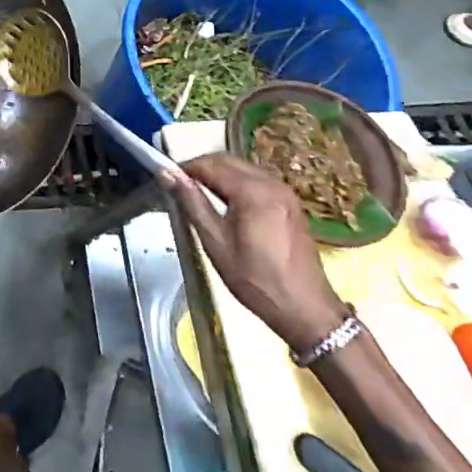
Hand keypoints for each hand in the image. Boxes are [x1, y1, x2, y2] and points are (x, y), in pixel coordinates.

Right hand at [163, 154, 349, 351]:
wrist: (305, 309)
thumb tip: (167, 174)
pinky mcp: (291, 202)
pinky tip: (228, 203)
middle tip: (181, 187)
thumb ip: (192, 203)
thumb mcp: (215, 242)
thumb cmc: (255, 280)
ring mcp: (285, 191)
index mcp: (253, 191)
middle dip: (202, 168)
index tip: (168, 179)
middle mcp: (271, 183)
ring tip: (201, 195)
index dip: (186, 168)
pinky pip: (258, 180)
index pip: (210, 164)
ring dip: (220, 174)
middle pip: (228, 161)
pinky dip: (238, 182)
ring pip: (243, 168)